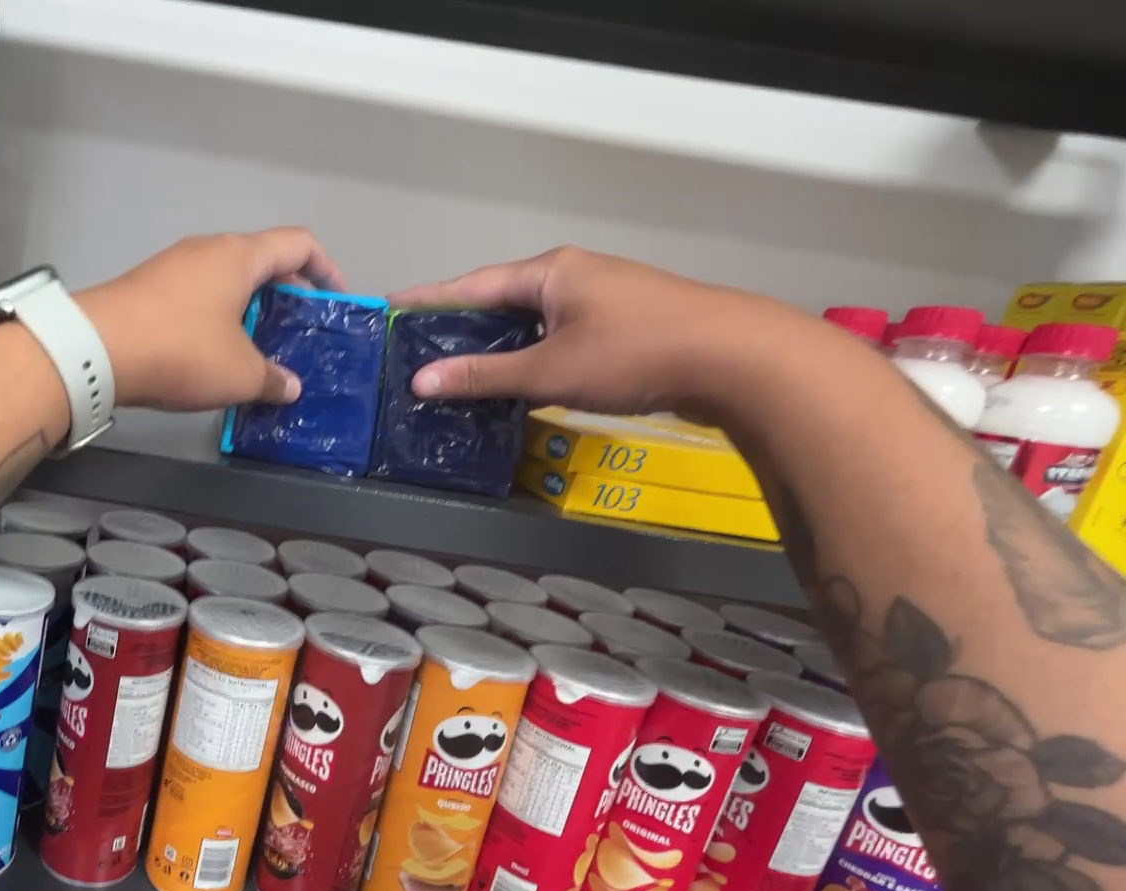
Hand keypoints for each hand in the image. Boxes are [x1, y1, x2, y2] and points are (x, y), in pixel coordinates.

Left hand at [80, 228, 346, 410]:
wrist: (96, 351)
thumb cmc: (181, 351)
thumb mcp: (239, 374)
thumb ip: (273, 379)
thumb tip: (289, 387)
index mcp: (240, 256)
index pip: (299, 244)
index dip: (327, 269)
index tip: (336, 301)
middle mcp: (207, 250)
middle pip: (262, 262)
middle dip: (288, 296)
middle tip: (298, 334)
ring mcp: (172, 267)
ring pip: (226, 281)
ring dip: (250, 311)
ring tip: (259, 351)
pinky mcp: (147, 290)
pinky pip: (197, 297)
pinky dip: (217, 319)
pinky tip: (214, 355)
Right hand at [390, 247, 830, 416]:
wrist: (738, 359)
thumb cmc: (634, 354)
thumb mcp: (548, 370)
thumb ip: (483, 376)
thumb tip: (421, 382)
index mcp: (549, 272)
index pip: (471, 285)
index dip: (428, 300)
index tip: (389, 308)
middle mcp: (572, 275)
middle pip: (499, 298)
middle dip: (457, 322)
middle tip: (415, 345)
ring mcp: (600, 297)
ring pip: (529, 318)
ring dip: (493, 341)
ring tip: (454, 365)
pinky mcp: (620, 323)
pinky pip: (554, 333)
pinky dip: (525, 352)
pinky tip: (513, 376)